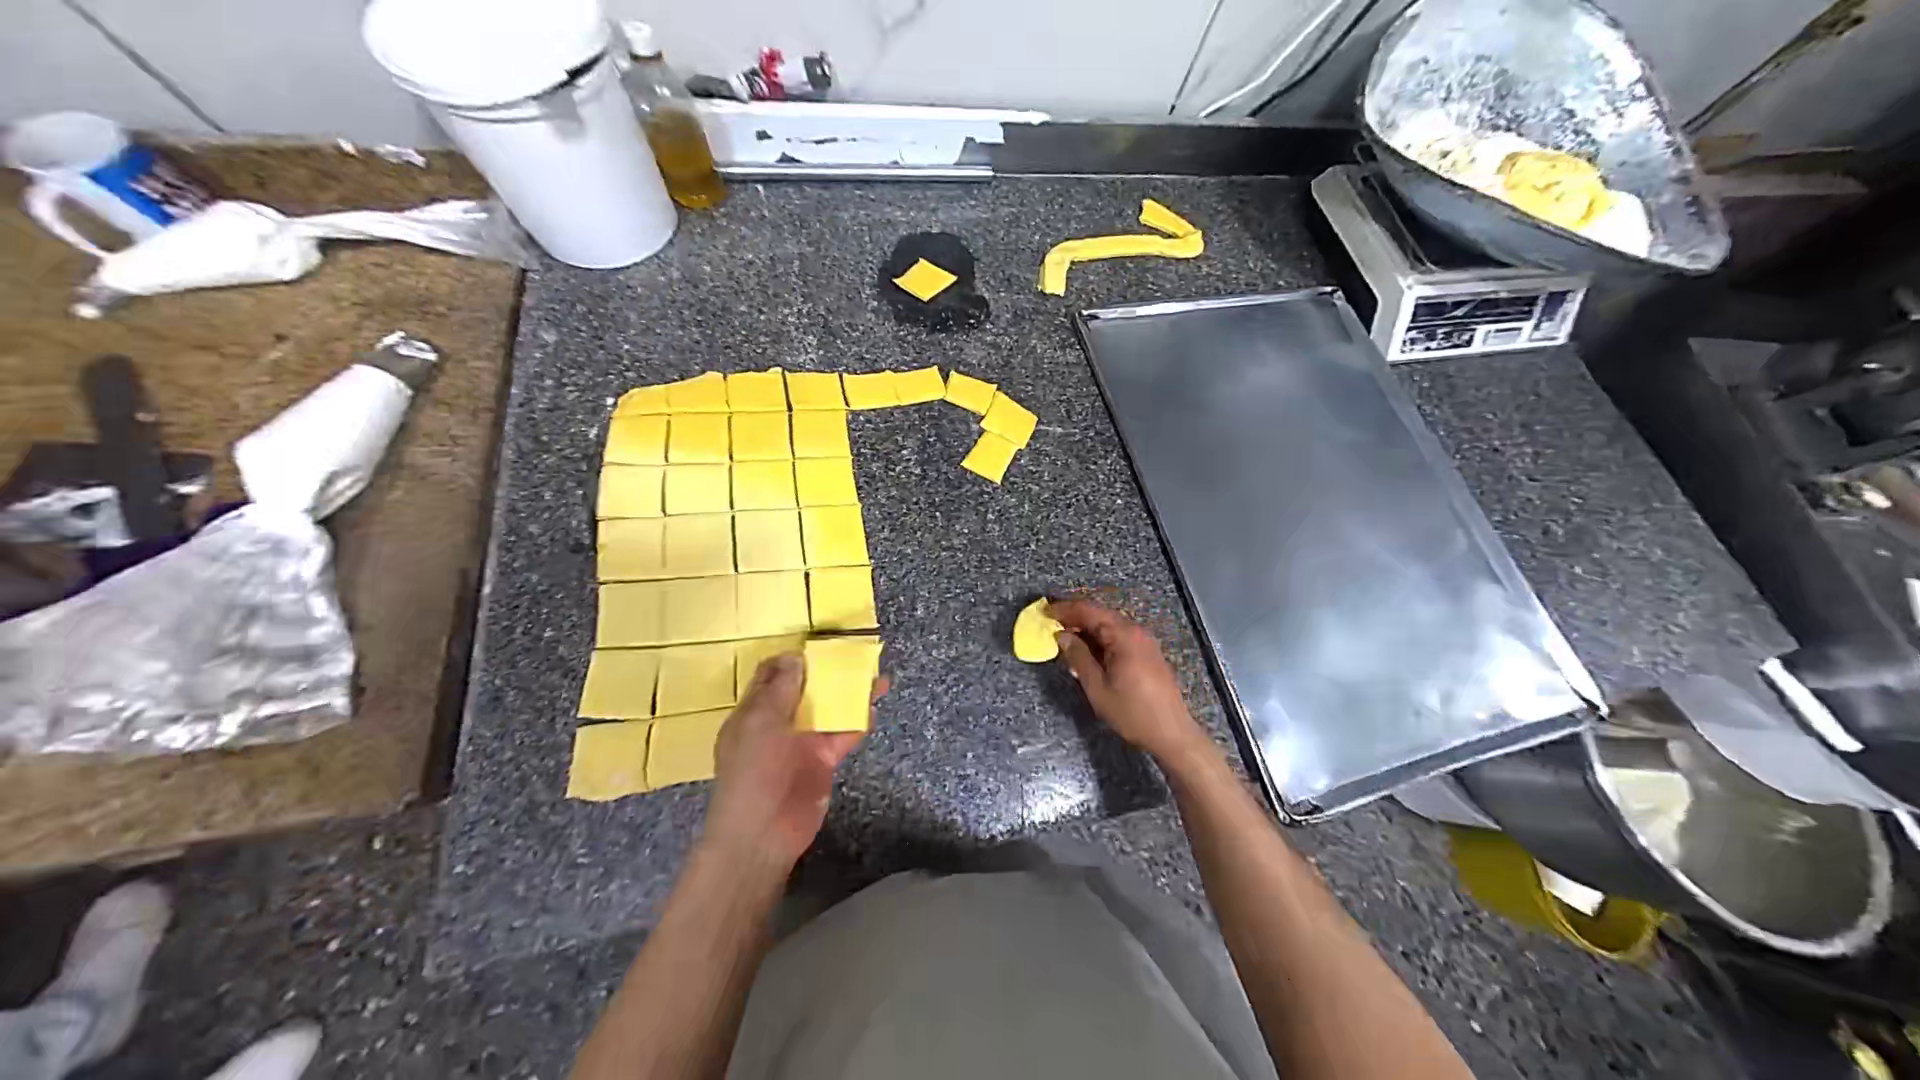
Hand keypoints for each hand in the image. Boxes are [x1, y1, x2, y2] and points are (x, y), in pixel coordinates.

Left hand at [703, 653, 883, 874]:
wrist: (762, 834)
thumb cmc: (753, 773)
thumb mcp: (760, 723)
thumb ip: (780, 689)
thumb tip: (794, 656)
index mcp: (754, 710)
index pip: (773, 675)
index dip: (794, 657)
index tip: (820, 641)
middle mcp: (778, 721)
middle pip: (806, 688)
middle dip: (828, 671)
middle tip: (855, 652)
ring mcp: (802, 741)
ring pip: (828, 708)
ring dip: (848, 692)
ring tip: (873, 674)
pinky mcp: (822, 759)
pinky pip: (843, 733)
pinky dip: (858, 720)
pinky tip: (874, 705)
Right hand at [1051, 599, 1212, 766]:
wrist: (1171, 733)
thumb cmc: (1131, 712)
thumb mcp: (1097, 687)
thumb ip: (1078, 657)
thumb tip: (1062, 636)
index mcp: (1123, 636)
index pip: (1088, 611)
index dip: (1064, 609)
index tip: (1044, 613)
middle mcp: (1136, 631)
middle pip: (1100, 614)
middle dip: (1074, 617)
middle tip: (1051, 625)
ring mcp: (1145, 641)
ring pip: (1110, 625)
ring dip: (1087, 629)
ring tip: (1066, 639)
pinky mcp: (1148, 653)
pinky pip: (1120, 636)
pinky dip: (1101, 638)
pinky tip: (1089, 652)